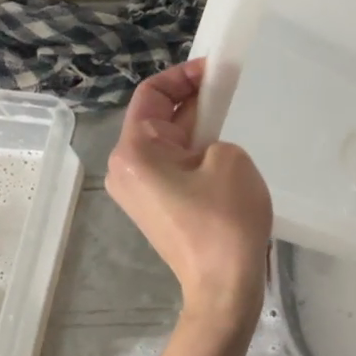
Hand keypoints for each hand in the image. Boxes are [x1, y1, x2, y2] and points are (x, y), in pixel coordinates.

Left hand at [106, 59, 272, 323]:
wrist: (224, 286)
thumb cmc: (225, 220)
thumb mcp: (230, 158)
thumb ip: (213, 134)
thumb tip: (204, 141)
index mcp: (134, 151)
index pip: (151, 94)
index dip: (185, 75)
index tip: (217, 70)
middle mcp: (124, 170)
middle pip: (156, 120)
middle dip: (193, 103)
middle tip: (230, 94)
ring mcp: (137, 194)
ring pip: (165, 146)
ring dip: (196, 130)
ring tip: (230, 125)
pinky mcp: (154, 211)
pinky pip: (171, 170)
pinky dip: (193, 156)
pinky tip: (221, 161)